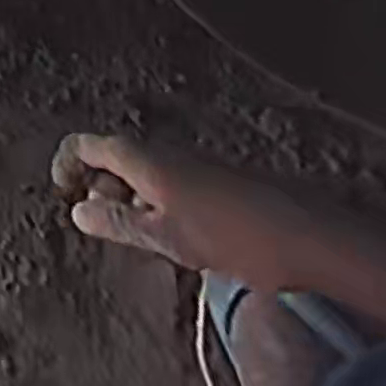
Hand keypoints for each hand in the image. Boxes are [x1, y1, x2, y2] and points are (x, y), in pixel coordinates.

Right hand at [51, 133, 325, 290]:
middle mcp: (159, 151)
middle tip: (107, 221)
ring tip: (146, 234)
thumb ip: (116, 222)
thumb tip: (79, 212)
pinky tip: (181, 234)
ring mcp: (190, 162)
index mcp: (138, 157)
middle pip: (110, 158)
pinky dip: (158, 201)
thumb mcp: (164, 236)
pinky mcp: (216, 179)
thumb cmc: (231, 235)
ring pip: (141, 172)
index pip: (81, 145)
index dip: (64, 165)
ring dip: (131, 197)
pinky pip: (168, 181)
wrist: (321, 240)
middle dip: (100, 187)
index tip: (64, 192)